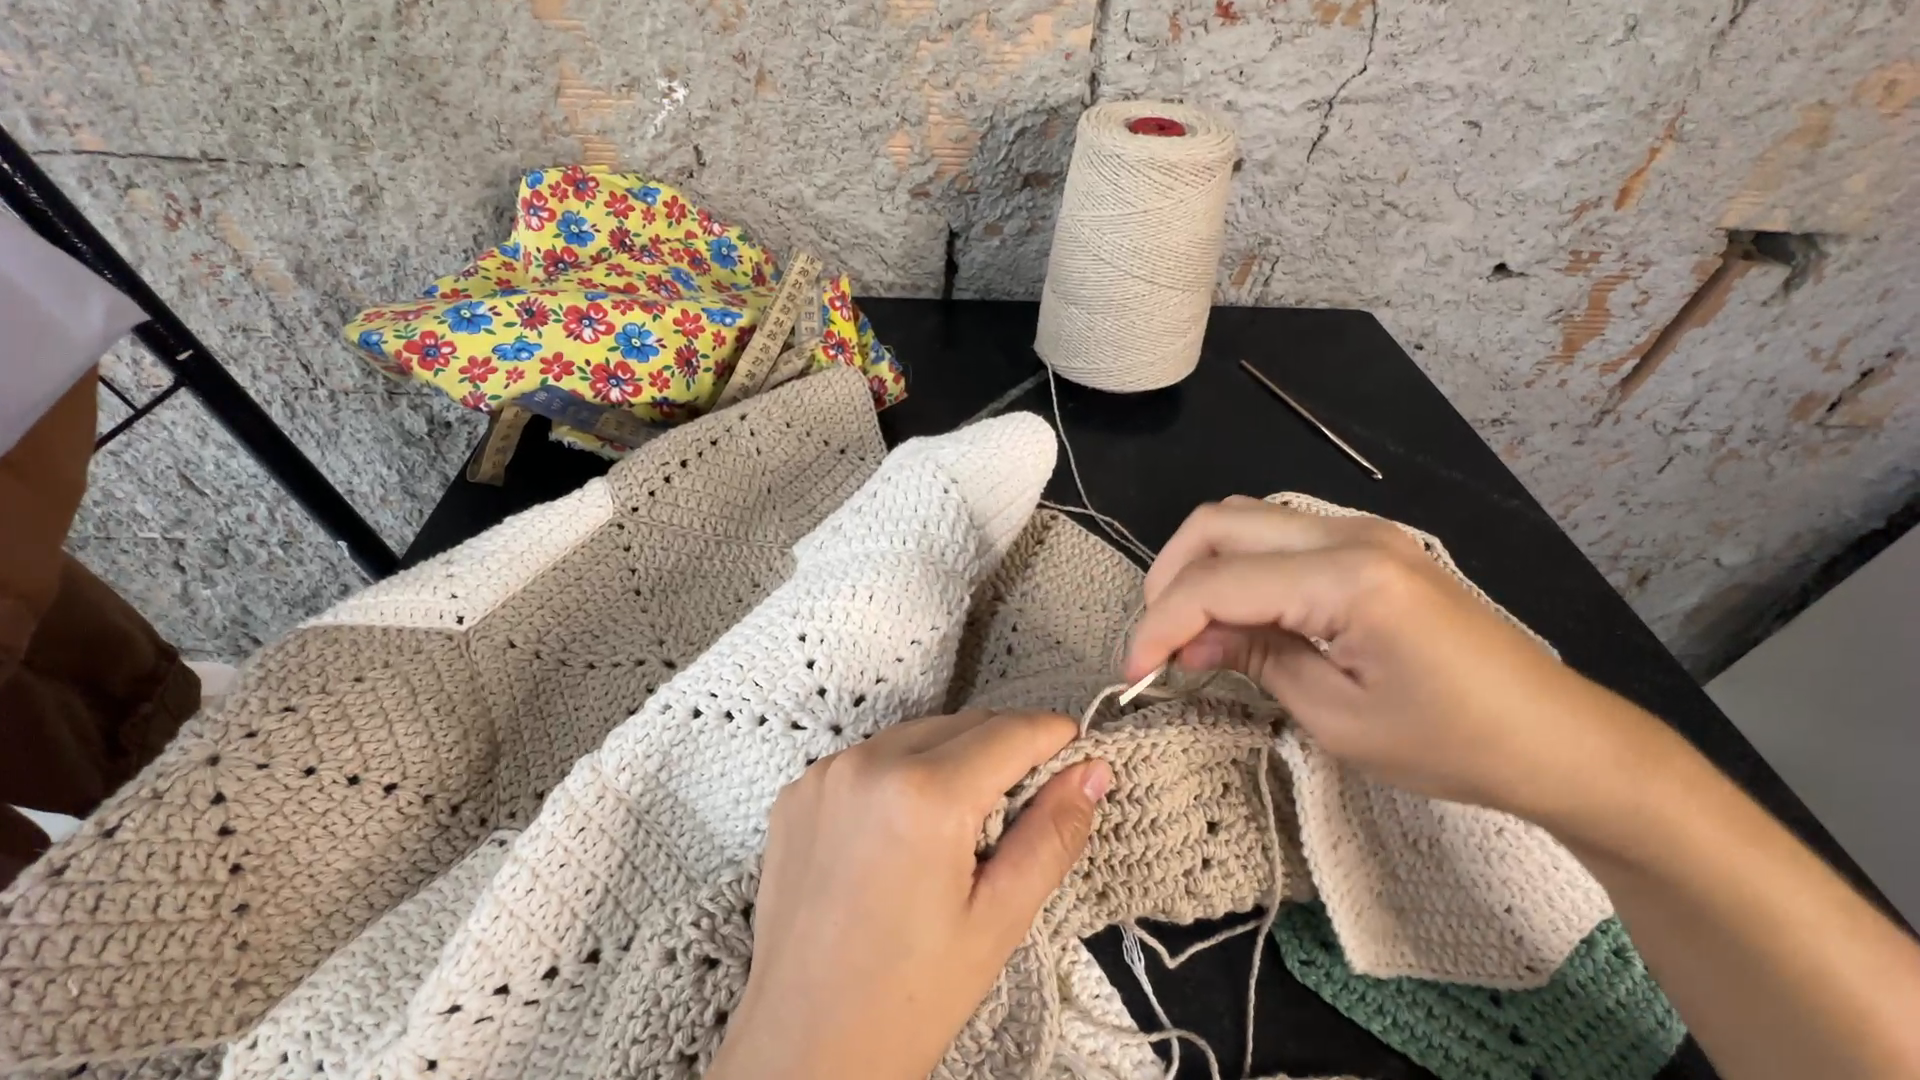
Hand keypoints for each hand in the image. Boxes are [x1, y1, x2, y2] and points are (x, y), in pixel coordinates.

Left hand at [708, 709, 1112, 1079]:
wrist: (803, 1047)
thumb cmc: (909, 997)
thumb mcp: (999, 919)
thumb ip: (1053, 833)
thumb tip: (1093, 771)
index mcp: (925, 796)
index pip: (1010, 732)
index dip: (1054, 736)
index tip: (1078, 751)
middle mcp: (868, 765)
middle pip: (964, 725)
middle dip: (1004, 749)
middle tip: (1022, 805)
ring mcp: (824, 775)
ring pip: (916, 735)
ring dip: (951, 760)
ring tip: (959, 828)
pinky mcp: (797, 792)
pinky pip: (869, 759)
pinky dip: (899, 775)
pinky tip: (901, 834)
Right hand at [1122, 496, 1665, 823]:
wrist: (1557, 739)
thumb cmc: (1451, 743)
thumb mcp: (1335, 717)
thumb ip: (1253, 658)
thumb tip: (1187, 640)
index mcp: (1347, 577)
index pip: (1218, 583)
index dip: (1159, 624)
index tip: (1133, 673)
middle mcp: (1351, 532)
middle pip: (1219, 522)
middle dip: (1168, 579)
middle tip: (1156, 643)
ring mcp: (1364, 531)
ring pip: (1245, 518)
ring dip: (1201, 566)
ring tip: (1190, 631)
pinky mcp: (1370, 546)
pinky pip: (1278, 535)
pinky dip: (1238, 566)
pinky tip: (1237, 614)